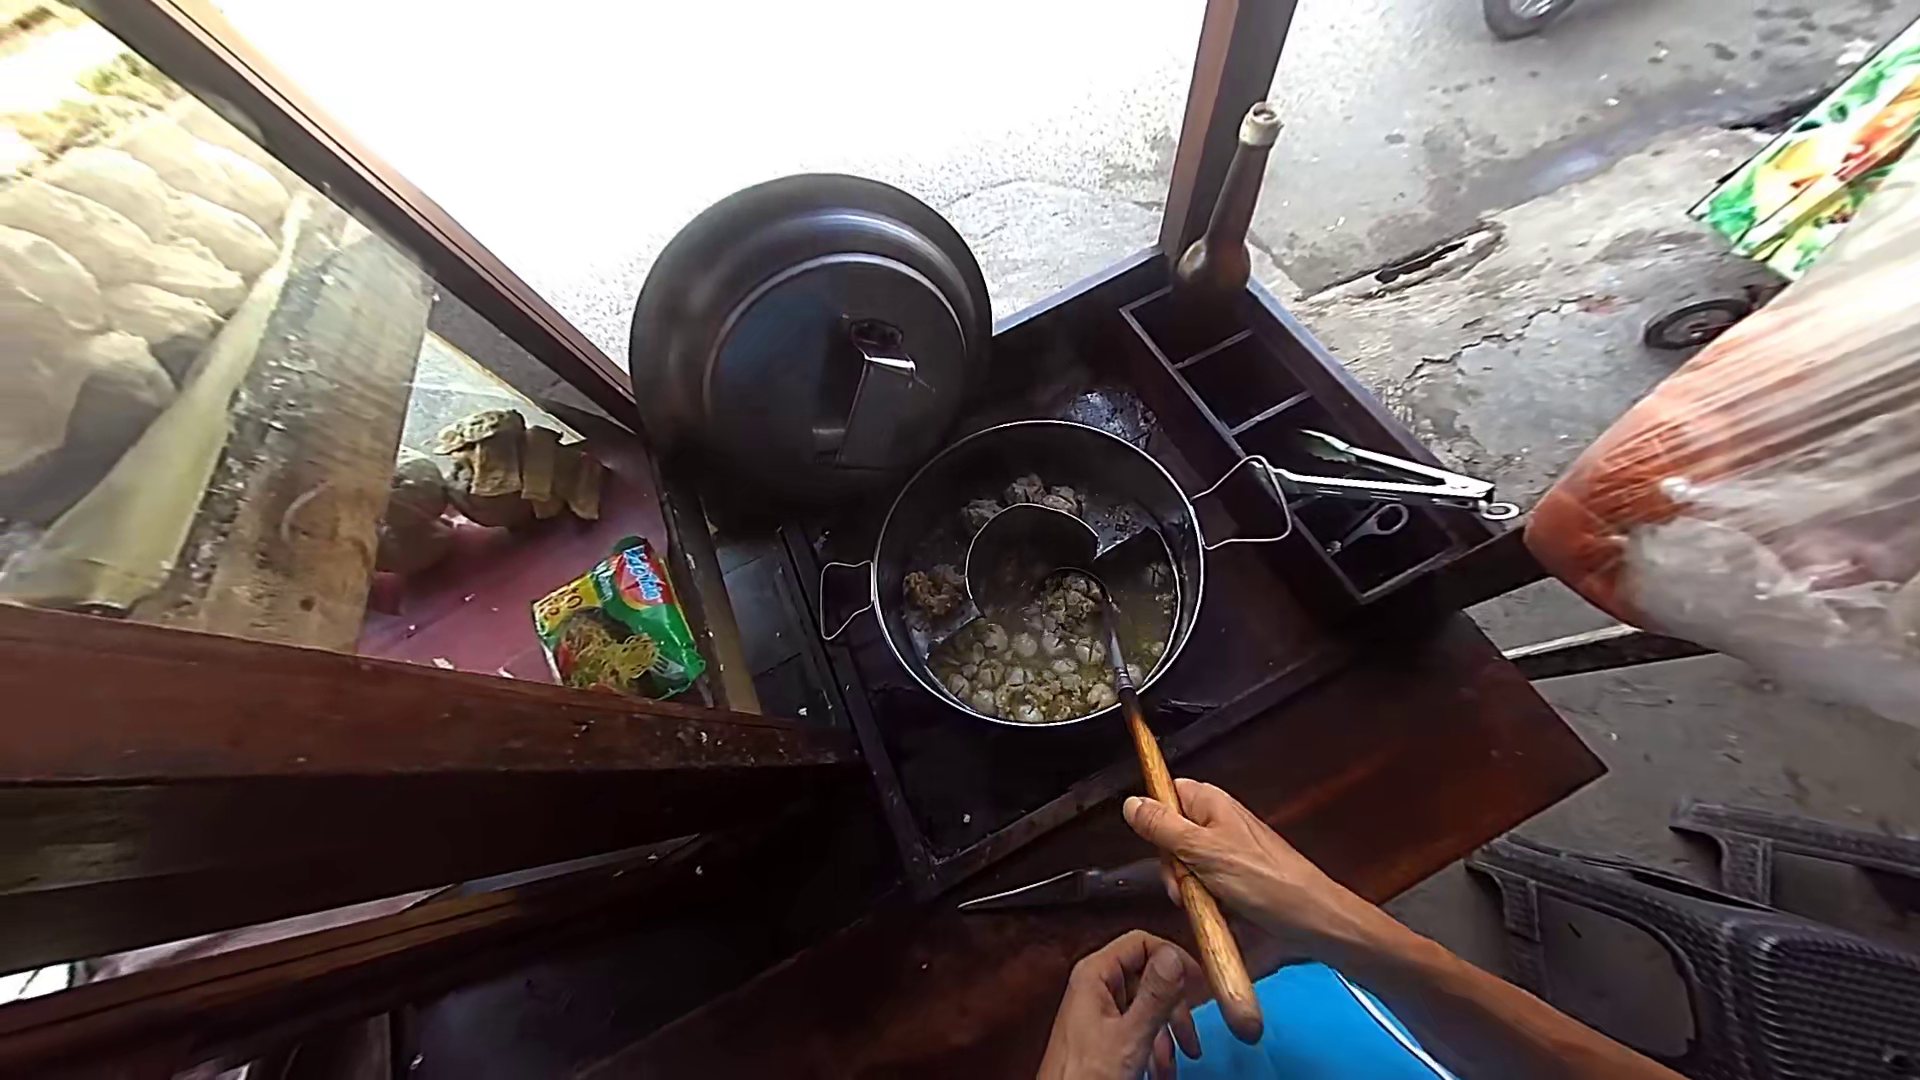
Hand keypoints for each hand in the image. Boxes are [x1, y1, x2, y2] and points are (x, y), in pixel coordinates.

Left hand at [1036, 930, 1204, 1079]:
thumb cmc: (1083, 1078)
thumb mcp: (1129, 1037)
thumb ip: (1154, 996)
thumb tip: (1173, 955)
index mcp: (1095, 973)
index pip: (1140, 942)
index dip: (1172, 957)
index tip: (1198, 982)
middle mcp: (1096, 984)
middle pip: (1146, 976)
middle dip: (1173, 1008)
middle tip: (1189, 1038)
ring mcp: (1098, 1009)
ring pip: (1145, 1006)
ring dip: (1165, 1036)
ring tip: (1170, 1067)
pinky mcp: (1102, 1034)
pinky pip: (1136, 1028)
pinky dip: (1152, 1048)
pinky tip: (1158, 1072)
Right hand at [1124, 778, 1400, 964]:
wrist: (1318, 924)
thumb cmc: (1271, 884)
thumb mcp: (1203, 853)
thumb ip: (1162, 827)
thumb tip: (1130, 804)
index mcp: (1209, 801)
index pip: (1163, 792)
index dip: (1155, 819)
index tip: (1158, 843)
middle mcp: (1216, 819)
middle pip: (1169, 831)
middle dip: (1172, 863)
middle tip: (1186, 882)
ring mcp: (1226, 847)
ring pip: (1184, 861)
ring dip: (1188, 885)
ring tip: (1207, 901)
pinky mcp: (1234, 874)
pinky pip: (1202, 881)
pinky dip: (1204, 898)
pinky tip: (1217, 910)